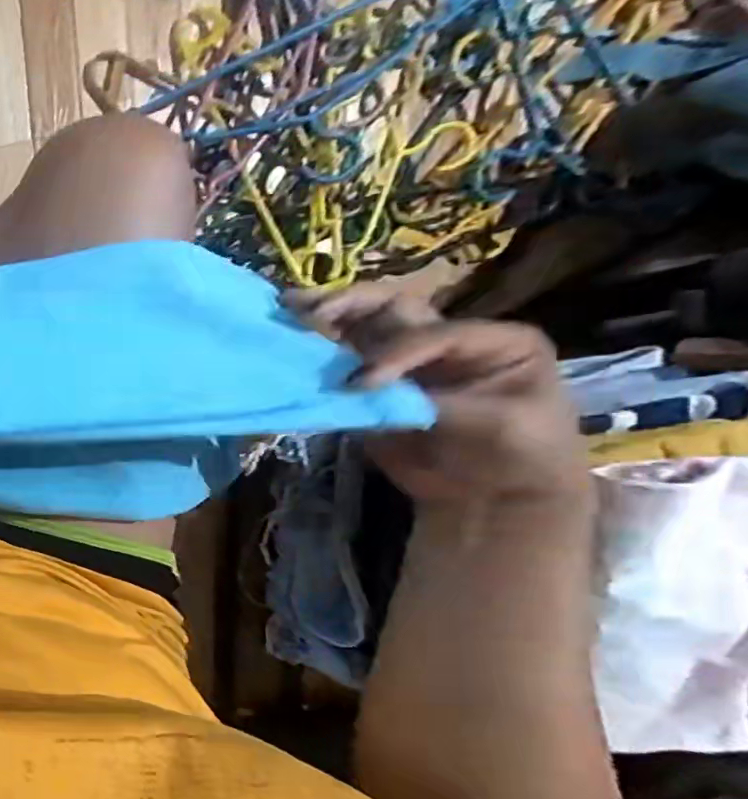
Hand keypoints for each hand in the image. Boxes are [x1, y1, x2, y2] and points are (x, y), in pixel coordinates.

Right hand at [286, 284, 587, 506]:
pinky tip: (283, 338)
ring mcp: (398, 362)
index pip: (429, 331)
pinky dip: (310, 351)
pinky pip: (337, 363)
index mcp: (487, 339)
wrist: (490, 495)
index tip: (363, 384)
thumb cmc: (515, 453)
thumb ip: (429, 398)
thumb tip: (355, 390)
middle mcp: (438, 340)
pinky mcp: (365, 387)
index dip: (394, 351)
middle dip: (347, 303)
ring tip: (285, 308)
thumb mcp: (494, 422)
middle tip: (306, 309)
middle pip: (388, 308)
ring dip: (321, 315)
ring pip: (358, 327)